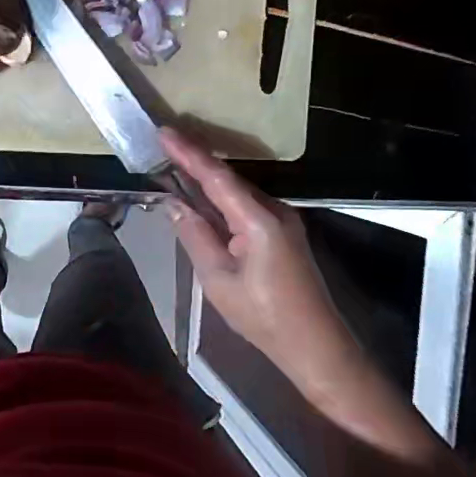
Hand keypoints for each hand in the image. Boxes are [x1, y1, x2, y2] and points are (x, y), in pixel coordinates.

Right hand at [161, 128, 345, 378]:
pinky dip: (219, 199)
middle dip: (194, 161)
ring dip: (206, 180)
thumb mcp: (218, 278)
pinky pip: (245, 207)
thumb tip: (172, 204)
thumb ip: (195, 235)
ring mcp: (282, 221)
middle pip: (228, 179)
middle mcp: (274, 211)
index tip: (163, 132)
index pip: (217, 177)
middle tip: (161, 146)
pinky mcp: (281, 234)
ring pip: (237, 192)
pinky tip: (200, 200)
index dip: (188, 154)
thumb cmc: (263, 315)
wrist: (314, 344)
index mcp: (258, 220)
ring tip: (172, 167)